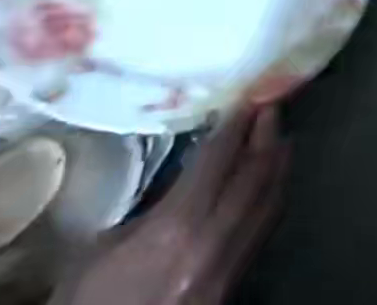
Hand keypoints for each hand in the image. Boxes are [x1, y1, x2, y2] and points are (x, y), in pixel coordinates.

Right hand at [57, 105, 289, 304]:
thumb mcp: (97, 250)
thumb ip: (146, 205)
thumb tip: (176, 168)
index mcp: (176, 228)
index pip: (220, 157)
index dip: (238, 121)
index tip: (249, 92)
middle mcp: (212, 244)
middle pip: (257, 175)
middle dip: (268, 133)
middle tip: (272, 103)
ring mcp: (228, 270)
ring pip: (269, 203)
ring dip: (277, 164)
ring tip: (279, 135)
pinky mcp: (232, 288)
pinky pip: (262, 230)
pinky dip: (270, 197)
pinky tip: (266, 184)